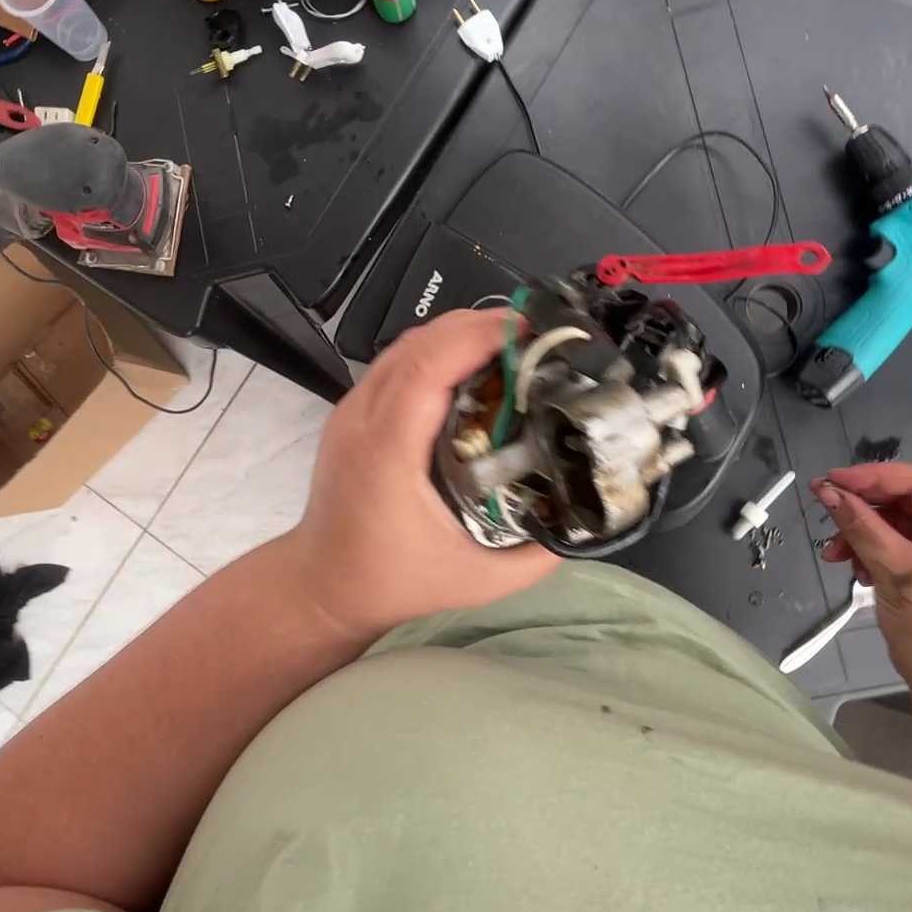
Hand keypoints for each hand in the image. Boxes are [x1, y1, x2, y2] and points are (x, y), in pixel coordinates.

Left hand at [282, 309, 557, 640]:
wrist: (322, 586)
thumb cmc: (392, 583)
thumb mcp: (477, 581)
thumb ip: (536, 553)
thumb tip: (589, 513)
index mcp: (387, 453)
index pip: (427, 366)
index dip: (480, 336)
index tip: (533, 333)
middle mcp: (362, 419)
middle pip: (419, 343)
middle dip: (480, 326)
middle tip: (537, 336)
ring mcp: (350, 411)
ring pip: (406, 345)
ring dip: (459, 334)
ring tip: (513, 346)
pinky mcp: (350, 413)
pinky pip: (397, 362)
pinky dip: (438, 351)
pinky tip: (473, 369)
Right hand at [812, 463, 911, 693]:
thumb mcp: (895, 570)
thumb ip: (861, 526)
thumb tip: (826, 491)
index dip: (873, 476)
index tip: (828, 481)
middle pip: (911, 502)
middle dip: (865, 509)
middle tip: (825, 514)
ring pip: (903, 526)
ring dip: (865, 534)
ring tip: (837, 556)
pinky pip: (906, 549)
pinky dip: (877, 553)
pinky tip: (857, 570)